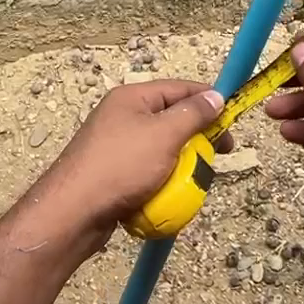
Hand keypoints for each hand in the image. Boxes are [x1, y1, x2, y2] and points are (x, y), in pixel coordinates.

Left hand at [33, 80, 223, 235]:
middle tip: (218, 154)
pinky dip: (163, 181)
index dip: (208, 100)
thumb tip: (216, 96)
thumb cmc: (120, 167)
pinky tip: (170, 196)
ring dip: (182, 163)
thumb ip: (193, 114)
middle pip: (171, 119)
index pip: (179, 89)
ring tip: (195, 180)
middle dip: (197, 137)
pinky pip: (148, 172)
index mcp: (132, 98)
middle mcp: (122, 117)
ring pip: (162, 148)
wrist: (72, 214)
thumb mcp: (164, 135)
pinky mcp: (113, 174)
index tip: (231, 119)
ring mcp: (116, 147)